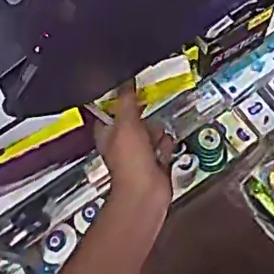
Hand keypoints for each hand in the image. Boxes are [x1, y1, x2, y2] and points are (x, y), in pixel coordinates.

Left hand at [86, 85, 172, 209]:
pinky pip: (163, 146)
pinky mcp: (155, 162)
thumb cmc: (130, 160)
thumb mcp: (126, 124)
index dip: (121, 101)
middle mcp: (121, 143)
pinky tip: (165, 150)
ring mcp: (138, 153)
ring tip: (157, 139)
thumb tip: (125, 82)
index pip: (111, 111)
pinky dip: (166, 147)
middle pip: (136, 120)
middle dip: (145, 119)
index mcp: (107, 133)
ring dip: (158, 134)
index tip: (133, 91)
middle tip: (148, 121)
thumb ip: (126, 102)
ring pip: (152, 132)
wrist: (147, 191)